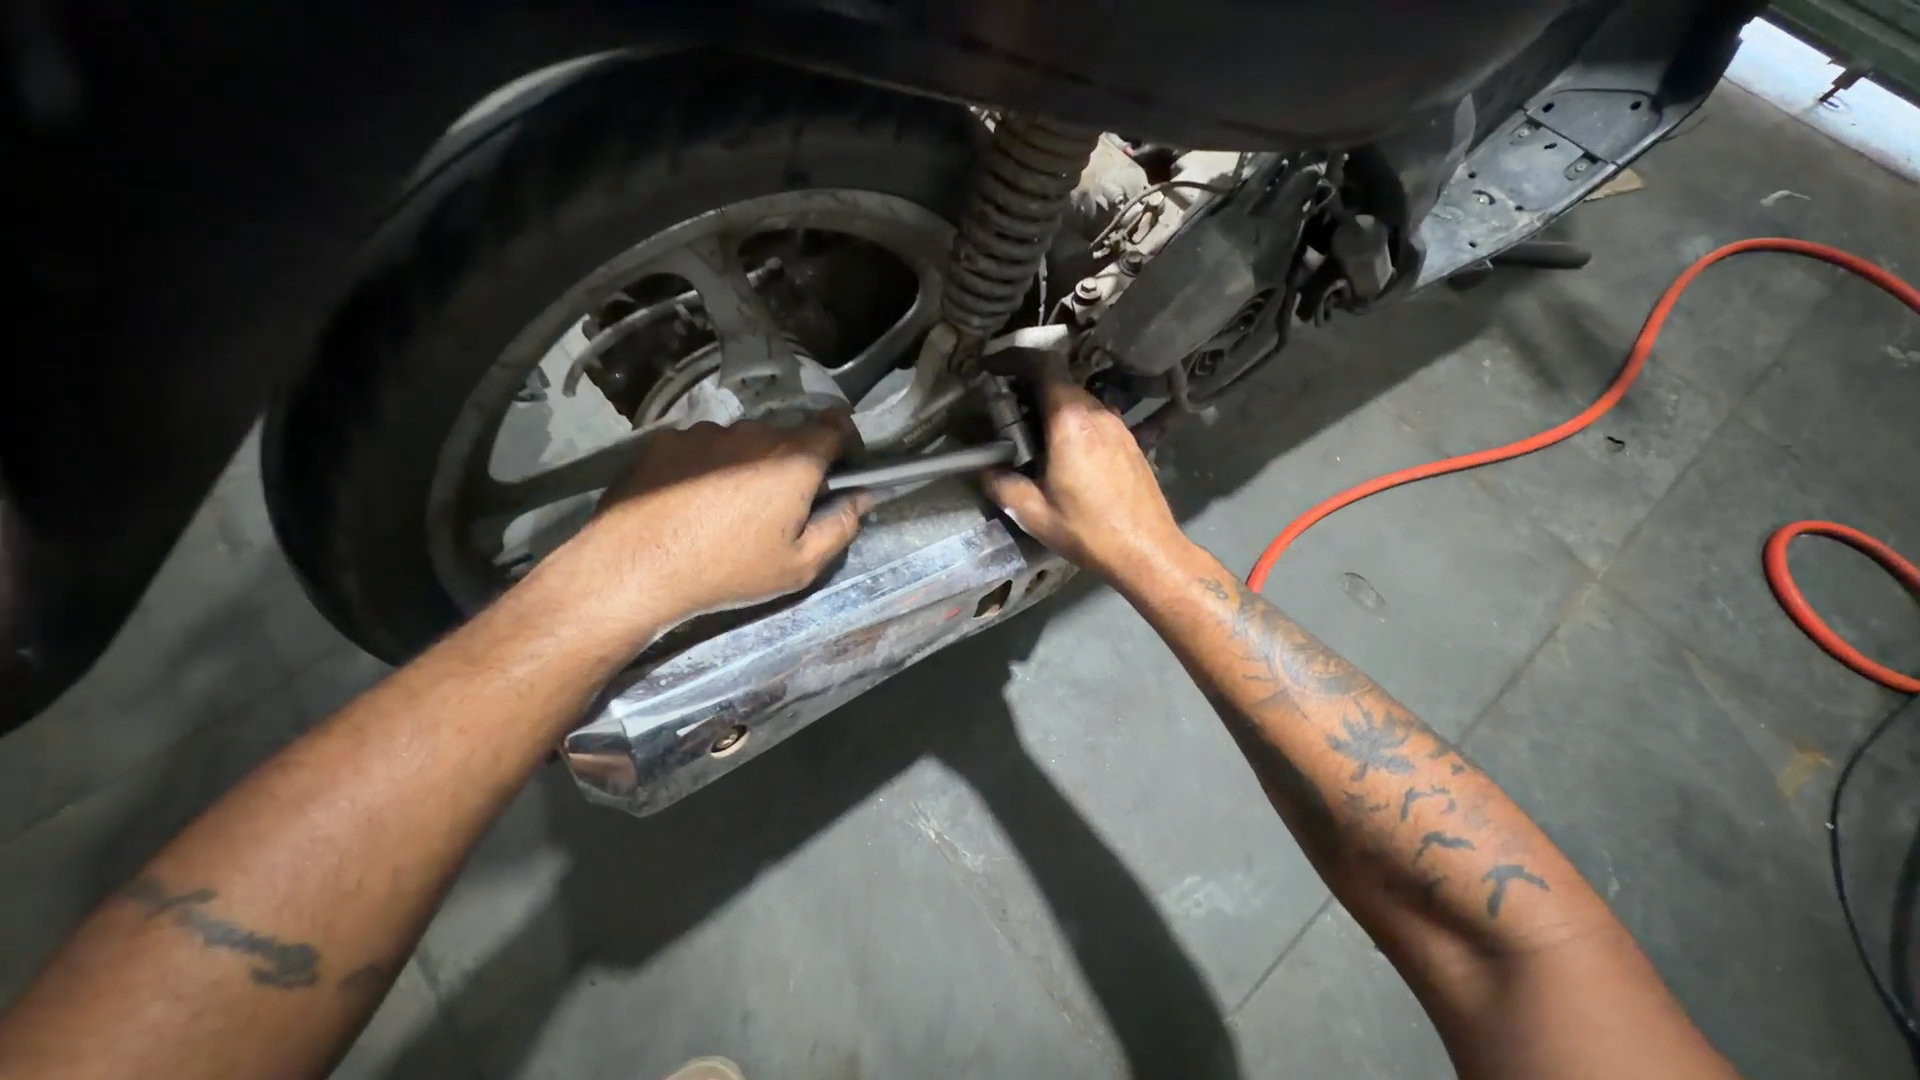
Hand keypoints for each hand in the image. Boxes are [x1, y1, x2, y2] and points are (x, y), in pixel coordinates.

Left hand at [544, 414, 870, 631]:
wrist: (636, 567)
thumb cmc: (727, 570)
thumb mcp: (799, 565)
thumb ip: (841, 526)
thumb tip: (861, 498)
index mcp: (793, 460)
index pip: (835, 424)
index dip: (844, 441)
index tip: (839, 468)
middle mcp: (753, 433)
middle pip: (787, 438)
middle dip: (791, 465)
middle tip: (777, 509)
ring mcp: (706, 432)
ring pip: (742, 443)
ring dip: (746, 465)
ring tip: (725, 510)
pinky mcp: (667, 440)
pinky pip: (702, 448)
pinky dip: (706, 467)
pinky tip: (690, 503)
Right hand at [981, 379, 1187, 581]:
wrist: (1147, 551)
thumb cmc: (1089, 532)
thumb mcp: (1034, 514)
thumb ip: (1003, 485)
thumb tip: (986, 470)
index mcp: (1071, 424)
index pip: (1044, 370)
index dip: (1018, 363)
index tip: (998, 371)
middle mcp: (1099, 415)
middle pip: (1062, 386)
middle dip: (1034, 394)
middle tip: (1012, 417)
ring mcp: (1120, 427)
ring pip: (1083, 404)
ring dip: (1058, 413)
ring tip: (1040, 441)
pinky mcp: (1133, 442)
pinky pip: (1099, 421)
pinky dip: (1080, 427)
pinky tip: (1072, 457)